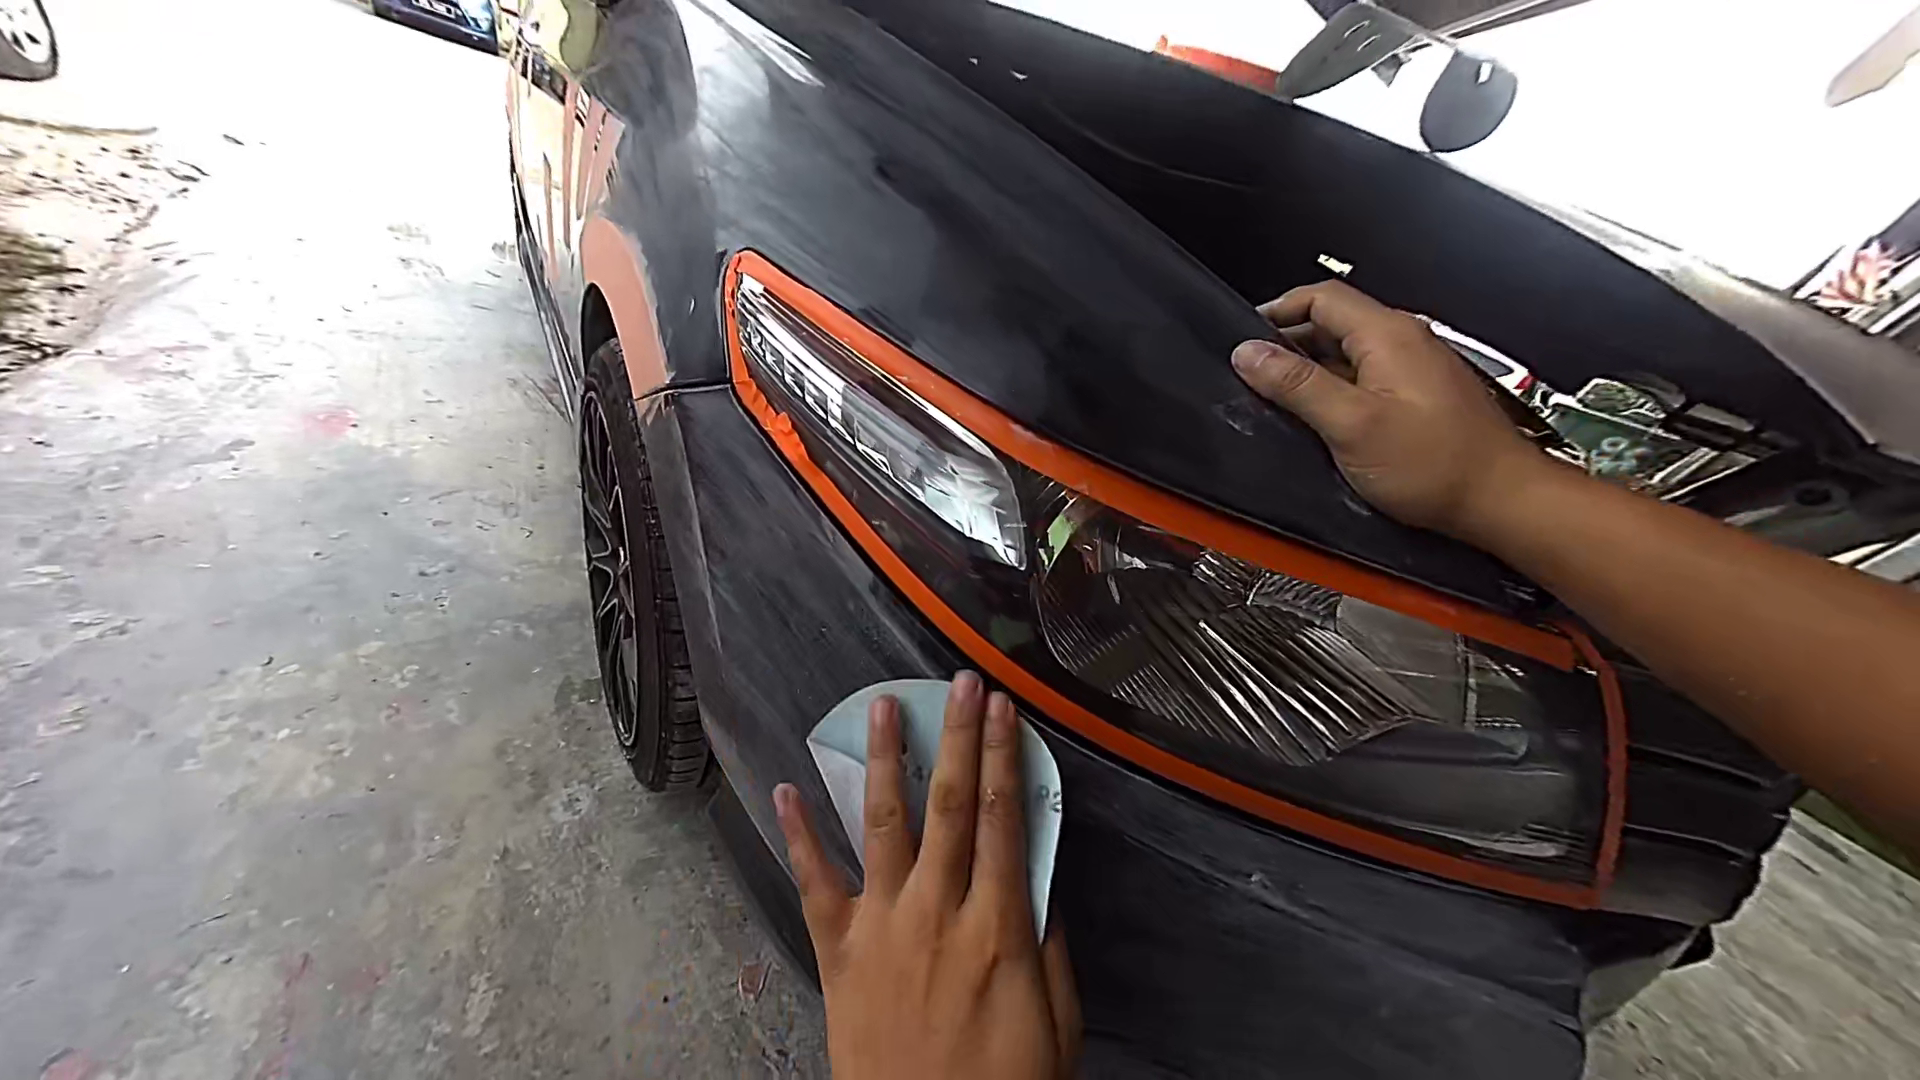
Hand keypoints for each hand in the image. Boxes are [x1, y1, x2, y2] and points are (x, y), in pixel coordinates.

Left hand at [773, 672, 1081, 1079]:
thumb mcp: (1057, 1021)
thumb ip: (1051, 942)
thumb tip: (1040, 872)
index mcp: (996, 926)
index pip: (1003, 817)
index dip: (1004, 755)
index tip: (1004, 709)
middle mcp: (936, 911)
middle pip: (951, 804)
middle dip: (959, 736)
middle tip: (962, 685)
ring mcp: (882, 926)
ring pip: (885, 824)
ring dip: (887, 759)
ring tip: (883, 706)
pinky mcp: (839, 951)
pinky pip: (816, 883)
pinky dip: (800, 833)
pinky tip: (788, 787)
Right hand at [1231, 279, 1560, 539]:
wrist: (1495, 500)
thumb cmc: (1439, 465)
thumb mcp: (1350, 422)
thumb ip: (1297, 384)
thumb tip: (1251, 355)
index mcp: (1388, 336)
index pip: (1320, 298)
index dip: (1276, 311)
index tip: (1245, 337)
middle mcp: (1402, 344)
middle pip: (1328, 324)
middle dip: (1284, 345)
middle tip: (1254, 375)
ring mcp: (1408, 370)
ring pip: (1340, 354)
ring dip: (1304, 371)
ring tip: (1278, 400)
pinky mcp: (1409, 396)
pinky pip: (1357, 379)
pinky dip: (1327, 391)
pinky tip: (1315, 420)